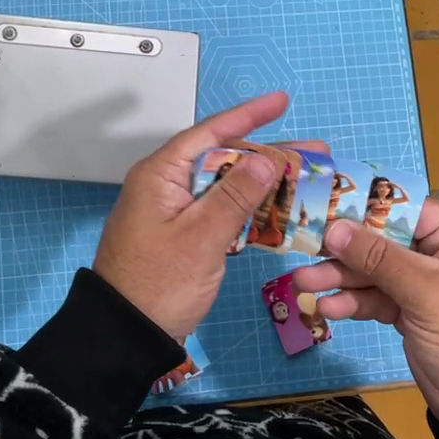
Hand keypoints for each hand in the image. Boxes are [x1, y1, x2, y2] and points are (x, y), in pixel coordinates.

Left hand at [93, 93, 288, 338]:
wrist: (124, 336)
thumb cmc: (159, 284)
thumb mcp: (202, 238)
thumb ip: (235, 196)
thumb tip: (266, 159)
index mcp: (161, 174)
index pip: (210, 134)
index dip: (248, 116)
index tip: (281, 102)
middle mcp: (166, 185)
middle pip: (222, 159)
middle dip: (268, 154)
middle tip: (313, 151)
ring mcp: (174, 212)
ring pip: (225, 187)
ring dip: (263, 184)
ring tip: (307, 179)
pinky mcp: (182, 235)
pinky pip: (220, 212)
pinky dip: (249, 211)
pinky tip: (280, 211)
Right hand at [291, 200, 438, 420]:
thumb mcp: (427, 293)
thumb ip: (378, 258)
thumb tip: (333, 228)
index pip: (403, 208)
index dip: (362, 207)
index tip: (319, 207)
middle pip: (382, 240)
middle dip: (343, 249)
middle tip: (302, 249)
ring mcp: (424, 285)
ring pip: (373, 271)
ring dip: (339, 278)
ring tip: (303, 284)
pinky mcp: (410, 314)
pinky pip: (375, 298)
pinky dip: (352, 303)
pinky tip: (328, 309)